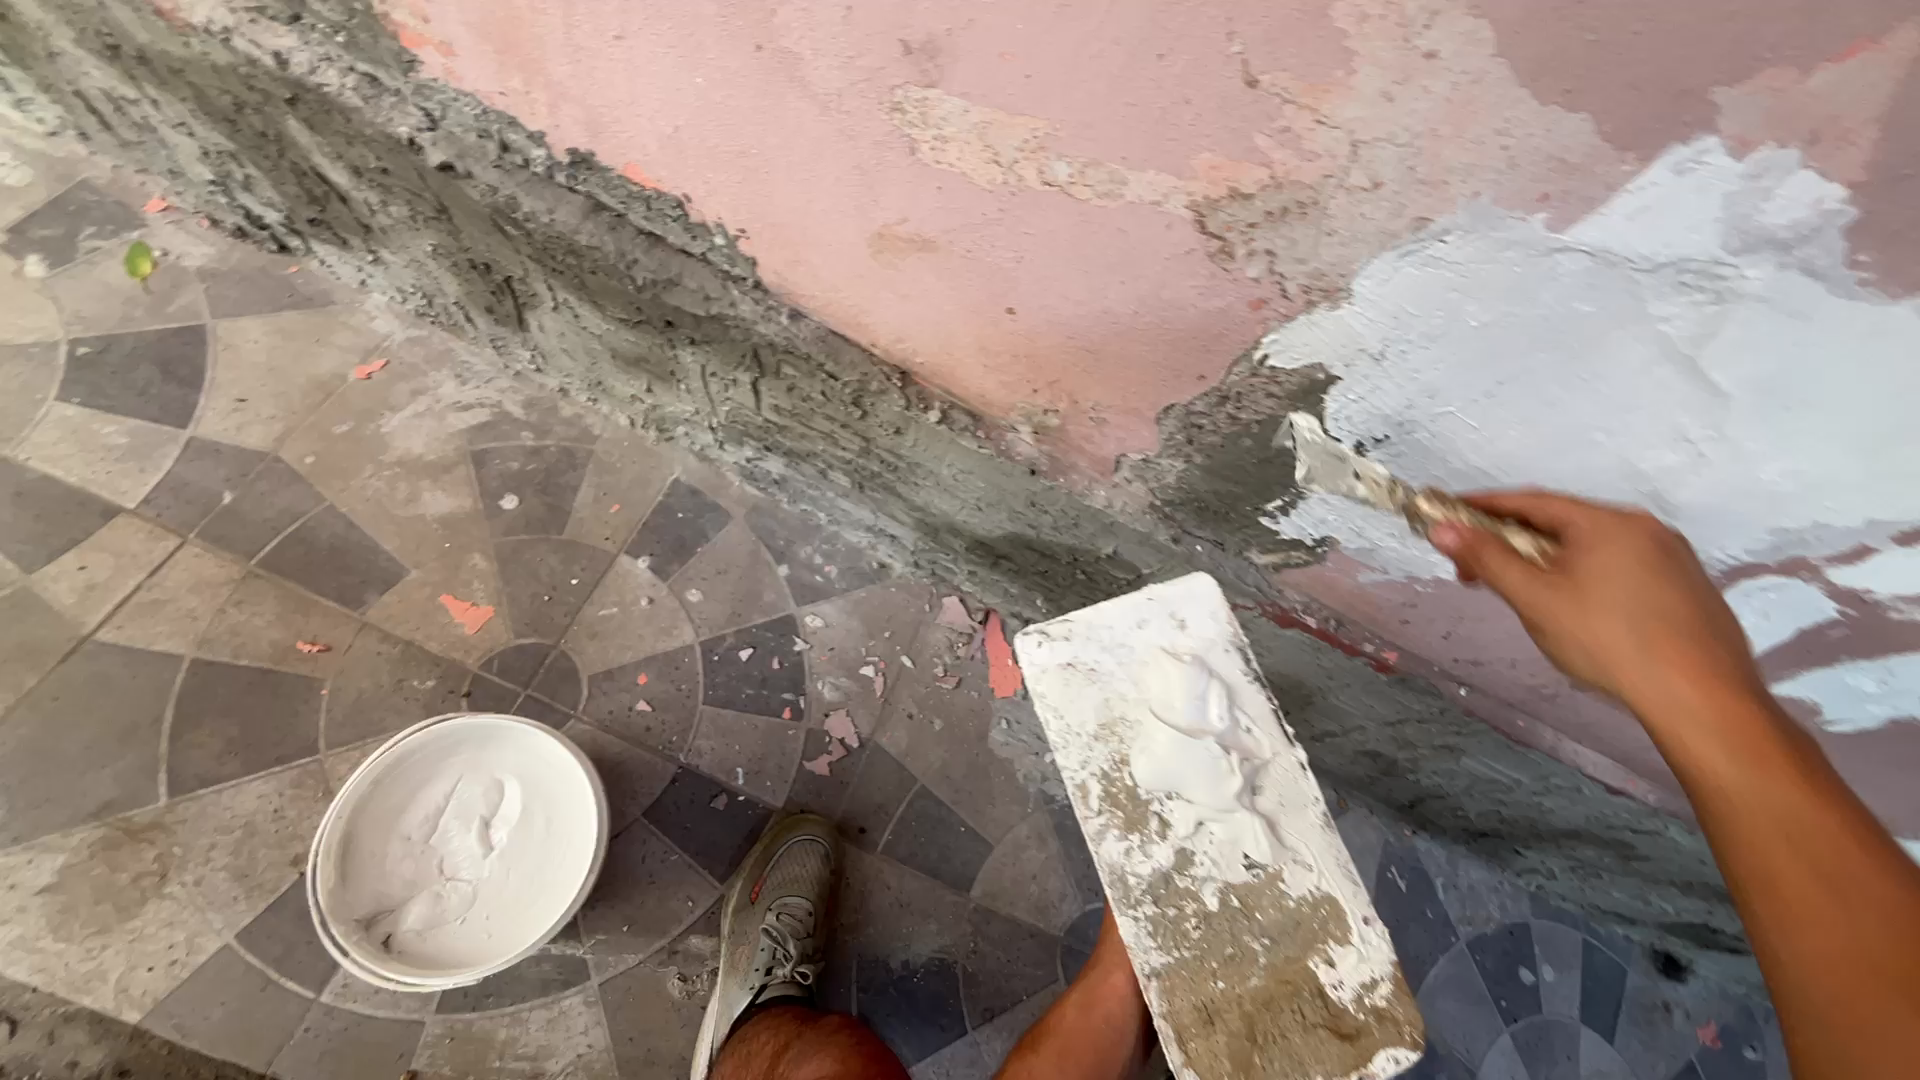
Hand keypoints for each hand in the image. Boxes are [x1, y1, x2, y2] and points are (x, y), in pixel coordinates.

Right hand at [1428, 490, 1765, 714]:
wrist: (1701, 696)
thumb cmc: (1606, 640)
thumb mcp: (1533, 597)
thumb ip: (1486, 558)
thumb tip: (1441, 528)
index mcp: (1606, 523)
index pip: (1529, 501)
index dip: (1481, 506)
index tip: (1445, 515)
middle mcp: (1642, 527)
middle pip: (1559, 521)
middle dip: (1508, 539)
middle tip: (1472, 568)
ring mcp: (1670, 555)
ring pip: (1588, 544)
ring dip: (1541, 557)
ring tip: (1515, 588)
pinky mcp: (1683, 585)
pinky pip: (1615, 563)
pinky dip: (1577, 571)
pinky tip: (1567, 602)